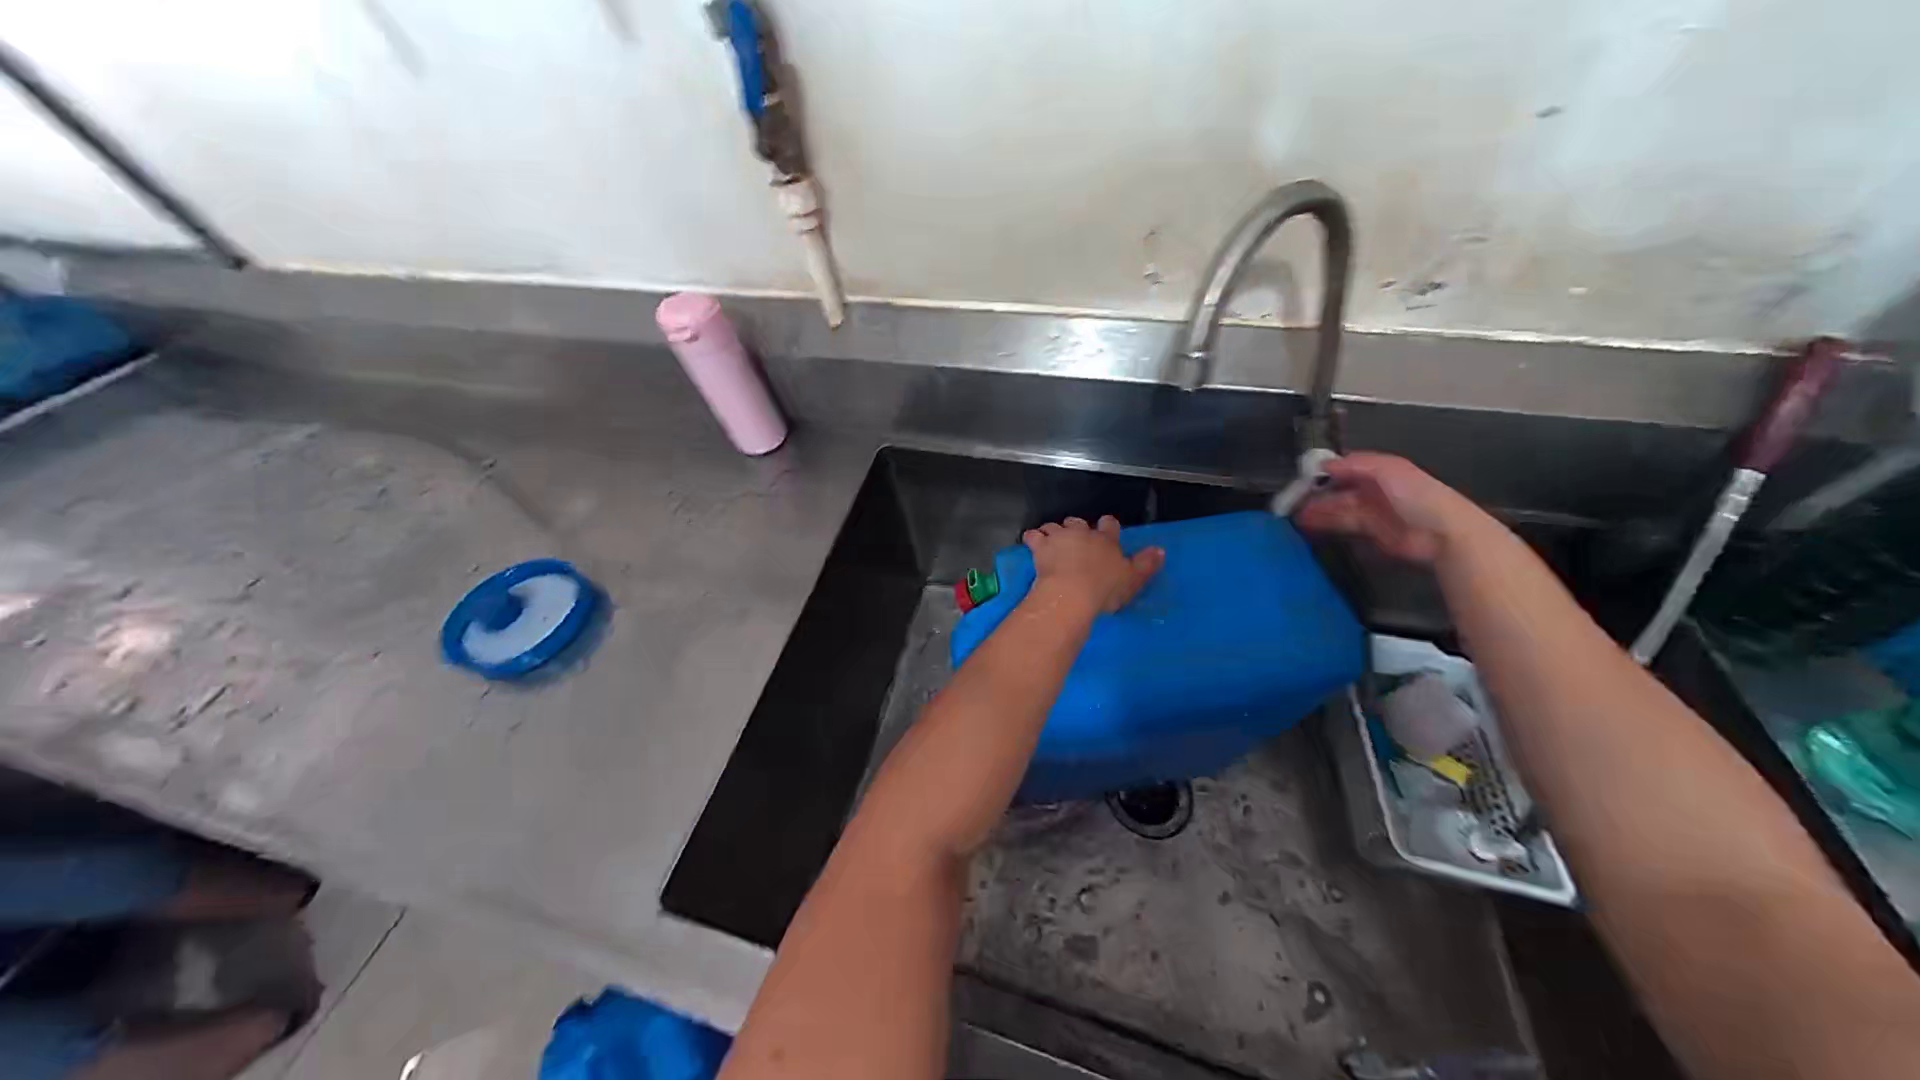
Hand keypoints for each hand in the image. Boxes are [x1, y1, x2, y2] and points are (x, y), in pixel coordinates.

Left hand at [1022, 515, 1164, 614]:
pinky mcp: (1041, 546)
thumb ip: (1146, 564)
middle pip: (1078, 522)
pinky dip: (1033, 538)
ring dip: (1053, 532)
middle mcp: (1082, 533)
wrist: (1072, 592)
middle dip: (1076, 529)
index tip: (1105, 529)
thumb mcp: (1133, 579)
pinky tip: (1032, 543)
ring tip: (1052, 542)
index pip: (1109, 524)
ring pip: (1054, 526)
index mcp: (1107, 540)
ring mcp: (1060, 537)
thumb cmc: (1105, 588)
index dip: (1106, 526)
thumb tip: (1160, 550)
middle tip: (1076, 542)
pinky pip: (1033, 535)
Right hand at [1295, 453, 1478, 563]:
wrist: (1443, 532)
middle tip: (1292, 500)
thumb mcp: (1388, 470)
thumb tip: (1324, 464)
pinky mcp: (1372, 533)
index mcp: (1379, 471)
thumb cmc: (1417, 496)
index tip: (1302, 478)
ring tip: (1296, 515)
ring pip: (1339, 509)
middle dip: (1317, 494)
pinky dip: (1327, 525)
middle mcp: (1374, 490)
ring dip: (1318, 510)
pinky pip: (1345, 526)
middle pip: (1340, 490)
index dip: (1325, 472)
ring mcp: (1373, 512)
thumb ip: (1355, 464)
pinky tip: (1311, 526)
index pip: (1346, 468)